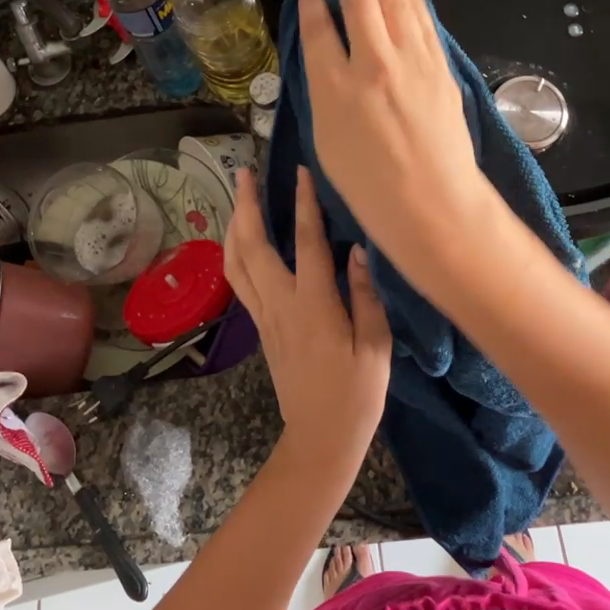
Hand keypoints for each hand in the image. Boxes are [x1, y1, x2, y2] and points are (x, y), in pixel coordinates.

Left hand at [225, 166, 391, 463]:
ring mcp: (265, 316)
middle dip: (246, 204)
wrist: (320, 438)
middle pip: (253, 245)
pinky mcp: (261, 328)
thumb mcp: (376, 346)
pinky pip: (239, 281)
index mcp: (314, 305)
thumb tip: (358, 250)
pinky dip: (234, 253)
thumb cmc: (357, 394)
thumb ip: (366, 295)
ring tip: (236, 198)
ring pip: (237, 263)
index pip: (307, 242)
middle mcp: (281, 304)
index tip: (300, 171)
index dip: (304, 203)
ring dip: (233, 225)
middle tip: (242, 171)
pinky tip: (240, 241)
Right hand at [299, 0, 491, 273]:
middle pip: (360, 3)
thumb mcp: (326, 143)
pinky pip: (423, 22)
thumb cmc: (369, 187)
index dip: (314, 7)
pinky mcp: (439, 68)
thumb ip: (323, 96)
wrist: (432, 205)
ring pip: (396, 4)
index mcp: (333, 86)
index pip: (318, 30)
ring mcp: (410, 63)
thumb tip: (325, 65)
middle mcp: (371, 64)